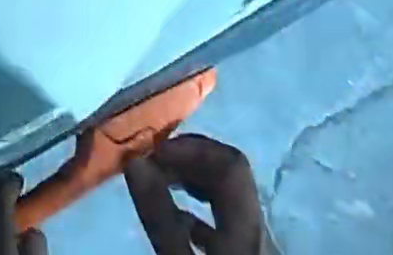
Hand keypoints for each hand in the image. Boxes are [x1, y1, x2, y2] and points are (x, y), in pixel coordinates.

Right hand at [122, 135, 262, 254]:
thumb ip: (161, 218)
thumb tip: (134, 161)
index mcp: (249, 228)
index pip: (231, 163)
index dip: (190, 148)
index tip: (153, 154)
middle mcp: (259, 227)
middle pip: (226, 171)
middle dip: (183, 159)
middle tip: (147, 165)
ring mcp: (256, 240)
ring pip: (224, 190)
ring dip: (186, 178)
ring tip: (155, 182)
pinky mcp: (246, 250)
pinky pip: (224, 215)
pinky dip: (194, 205)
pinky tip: (174, 216)